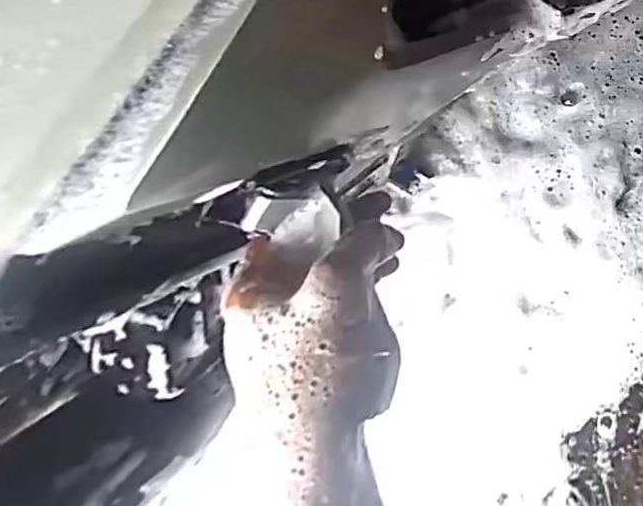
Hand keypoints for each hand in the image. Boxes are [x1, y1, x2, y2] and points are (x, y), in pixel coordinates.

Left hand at [220, 192, 400, 505]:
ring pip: (330, 278)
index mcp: (252, 292)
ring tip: (390, 251)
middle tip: (382, 221)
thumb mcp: (337, 286)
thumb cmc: (311, 377)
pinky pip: (341, 304)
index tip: (356, 197)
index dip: (324, 208)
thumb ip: (357, 244)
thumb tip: (373, 228)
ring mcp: (290, 334)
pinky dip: (363, 287)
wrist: (319, 446)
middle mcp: (265, 312)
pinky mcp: (316, 353)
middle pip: (311, 253)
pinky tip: (382, 285)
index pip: (283, 231)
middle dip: (352, 233)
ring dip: (362, 258)